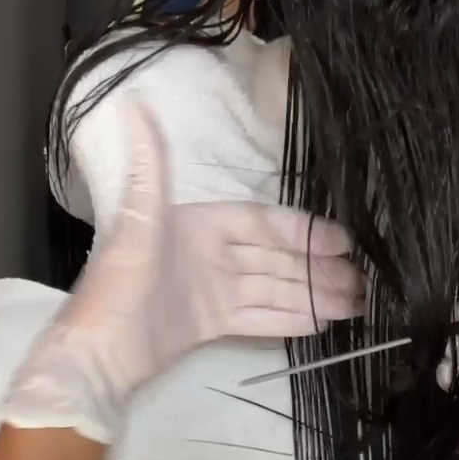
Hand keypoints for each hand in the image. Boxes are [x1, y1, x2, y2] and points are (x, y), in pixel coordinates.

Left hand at [1, 102, 362, 443]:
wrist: (97, 353)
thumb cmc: (116, 287)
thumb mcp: (135, 224)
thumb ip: (148, 170)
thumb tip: (134, 106)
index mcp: (198, 226)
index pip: (262, 223)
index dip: (302, 231)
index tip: (342, 242)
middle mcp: (211, 256)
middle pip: (274, 259)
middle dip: (317, 270)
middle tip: (361, 283)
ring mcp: (213, 293)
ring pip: (272, 290)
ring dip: (311, 296)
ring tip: (355, 305)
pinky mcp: (210, 326)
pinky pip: (258, 319)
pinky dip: (288, 320)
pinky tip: (320, 322)